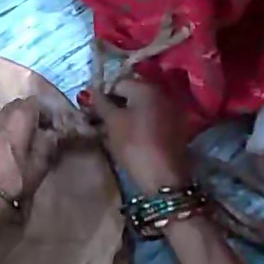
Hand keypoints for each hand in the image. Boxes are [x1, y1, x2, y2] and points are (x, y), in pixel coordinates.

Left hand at [0, 94, 89, 247]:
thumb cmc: (13, 180)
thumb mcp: (38, 166)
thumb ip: (47, 145)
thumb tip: (52, 134)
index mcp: (17, 117)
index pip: (34, 102)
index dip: (46, 112)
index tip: (53, 126)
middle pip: (17, 105)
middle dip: (30, 114)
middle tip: (41, 132)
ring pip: (4, 113)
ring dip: (15, 121)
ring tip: (25, 139)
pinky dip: (4, 128)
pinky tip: (9, 146)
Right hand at [82, 77, 191, 191]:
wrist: (164, 179)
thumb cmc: (134, 144)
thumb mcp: (112, 121)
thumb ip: (99, 102)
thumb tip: (88, 90)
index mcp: (146, 88)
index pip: (117, 84)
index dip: (101, 96)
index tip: (91, 110)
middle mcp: (162, 94)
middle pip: (130, 94)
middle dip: (114, 105)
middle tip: (99, 121)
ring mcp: (171, 112)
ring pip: (140, 108)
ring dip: (125, 116)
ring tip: (111, 131)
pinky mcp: (175, 129)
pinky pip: (151, 119)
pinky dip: (138, 124)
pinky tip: (128, 137)